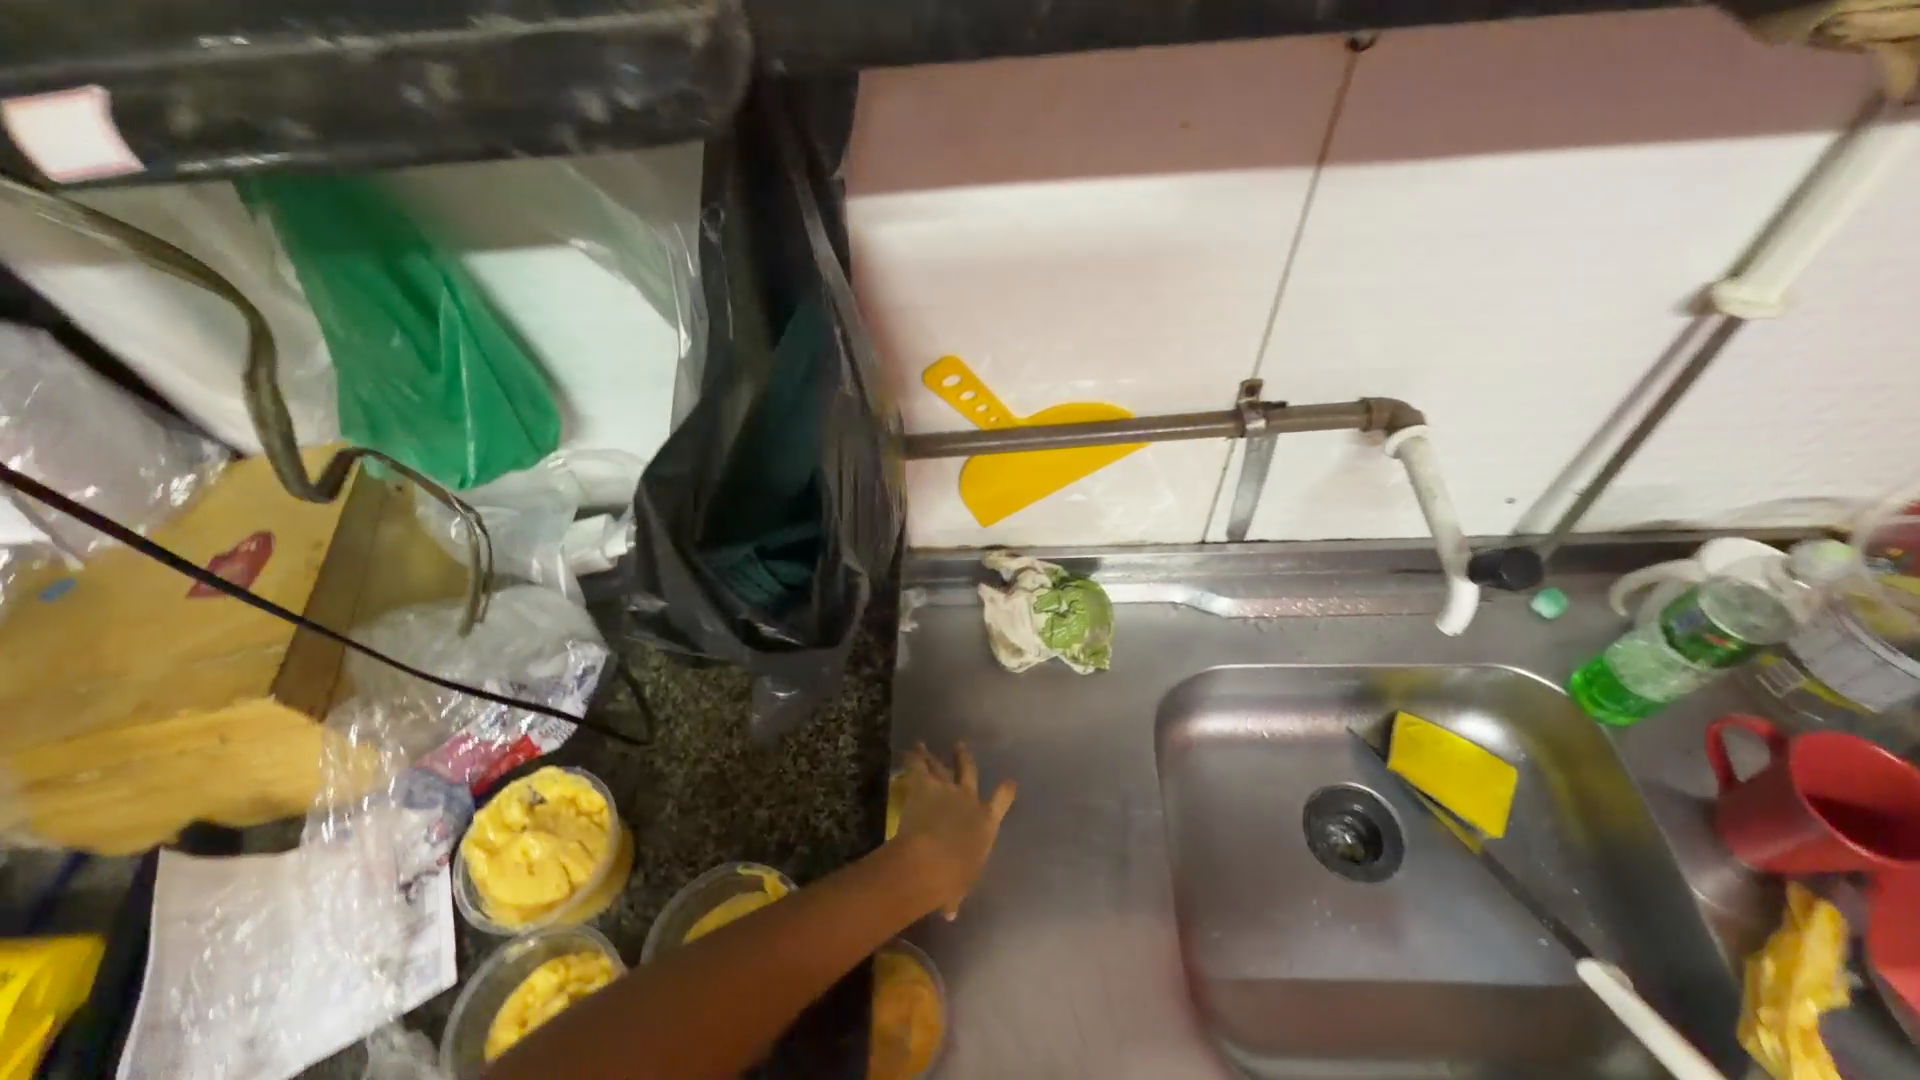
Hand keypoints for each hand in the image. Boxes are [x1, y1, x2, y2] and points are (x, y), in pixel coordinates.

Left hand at [892, 742, 1015, 918]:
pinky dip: (914, 757)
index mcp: (986, 823)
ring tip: (927, 746)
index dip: (1006, 790)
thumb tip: (951, 913)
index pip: (1001, 801)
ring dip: (934, 756)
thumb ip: (955, 896)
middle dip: (965, 759)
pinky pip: (918, 766)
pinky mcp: (925, 785)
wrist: (932, 859)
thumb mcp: (959, 888)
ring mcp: (947, 789)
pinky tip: (910, 750)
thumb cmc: (952, 878)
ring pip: (942, 766)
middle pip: (969, 772)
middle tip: (961, 747)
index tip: (1009, 781)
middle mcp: (970, 800)